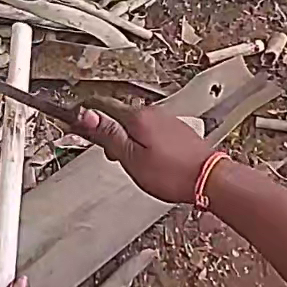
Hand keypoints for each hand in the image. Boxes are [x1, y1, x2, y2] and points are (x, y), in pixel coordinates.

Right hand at [75, 99, 218, 204]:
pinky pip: (149, 129)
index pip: (101, 106)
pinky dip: (141, 140)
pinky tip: (147, 159)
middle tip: (108, 153)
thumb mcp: (131, 158)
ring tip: (130, 161)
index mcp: (136, 117)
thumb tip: (86, 115)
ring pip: (134, 124)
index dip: (85, 116)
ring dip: (125, 138)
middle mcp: (151, 113)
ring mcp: (165, 120)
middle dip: (107, 131)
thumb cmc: (173, 173)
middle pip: (118, 115)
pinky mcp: (175, 130)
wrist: (211, 180)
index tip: (75, 125)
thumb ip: (108, 135)